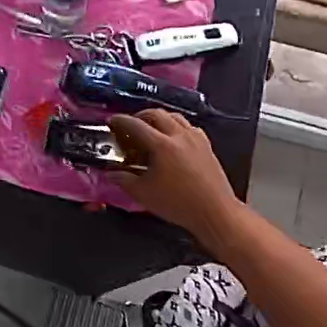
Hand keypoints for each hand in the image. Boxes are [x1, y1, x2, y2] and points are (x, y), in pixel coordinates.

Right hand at [110, 110, 243, 243]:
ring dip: (160, 119)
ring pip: (175, 117)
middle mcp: (180, 136)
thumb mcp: (144, 194)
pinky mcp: (207, 146)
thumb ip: (124, 180)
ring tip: (151, 129)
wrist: (214, 212)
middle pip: (157, 114)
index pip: (136, 125)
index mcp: (162, 145)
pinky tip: (174, 140)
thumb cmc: (178, 203)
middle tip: (131, 124)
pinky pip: (189, 127)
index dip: (121, 121)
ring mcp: (196, 139)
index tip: (113, 121)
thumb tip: (111, 174)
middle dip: (141, 116)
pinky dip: (177, 127)